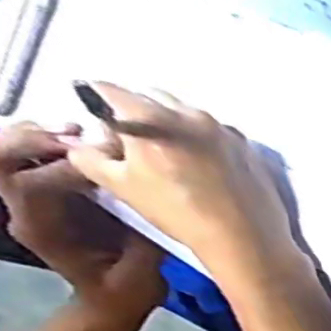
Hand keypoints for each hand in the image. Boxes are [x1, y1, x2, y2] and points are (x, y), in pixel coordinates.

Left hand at [0, 122, 165, 318]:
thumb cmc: (126, 291)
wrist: (111, 299)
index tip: (111, 163)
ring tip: (85, 134)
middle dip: (32, 139)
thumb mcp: (142, 272)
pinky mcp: (42, 189)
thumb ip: (140, 234)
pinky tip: (85, 142)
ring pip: (1, 146)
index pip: (32, 184)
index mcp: (42, 231)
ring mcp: (26, 198)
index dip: (68, 169)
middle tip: (82, 138)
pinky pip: (26, 151)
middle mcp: (21, 209)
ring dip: (39, 133)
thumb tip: (147, 193)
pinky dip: (50, 138)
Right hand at [63, 83, 296, 278]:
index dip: (98, 105)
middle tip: (138, 144)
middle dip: (138, 112)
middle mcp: (189, 114)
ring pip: (187, 113)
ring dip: (174, 124)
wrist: (245, 238)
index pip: (108, 91)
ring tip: (174, 157)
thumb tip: (81, 144)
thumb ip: (89, 157)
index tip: (102, 125)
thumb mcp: (120, 185)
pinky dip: (205, 139)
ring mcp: (224, 130)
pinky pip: (218, 132)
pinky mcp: (249, 148)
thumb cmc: (179, 212)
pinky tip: (206, 166)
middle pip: (151, 97)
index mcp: (149, 117)